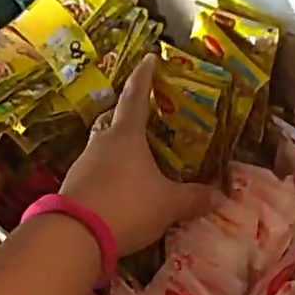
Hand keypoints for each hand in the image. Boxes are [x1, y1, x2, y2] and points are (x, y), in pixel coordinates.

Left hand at [60, 55, 214, 255]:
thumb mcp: (168, 204)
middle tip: (141, 118)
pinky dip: (109, 176)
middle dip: (127, 117)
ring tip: (135, 160)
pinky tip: (120, 190)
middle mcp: (102, 143)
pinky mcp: (75, 188)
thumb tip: (219, 196)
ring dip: (117, 150)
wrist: (76, 235)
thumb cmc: (128, 206)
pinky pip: (96, 173)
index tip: (150, 59)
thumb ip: (193, 199)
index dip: (145, 77)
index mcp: (126, 135)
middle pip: (113, 121)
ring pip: (102, 147)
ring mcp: (84, 165)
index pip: (137, 96)